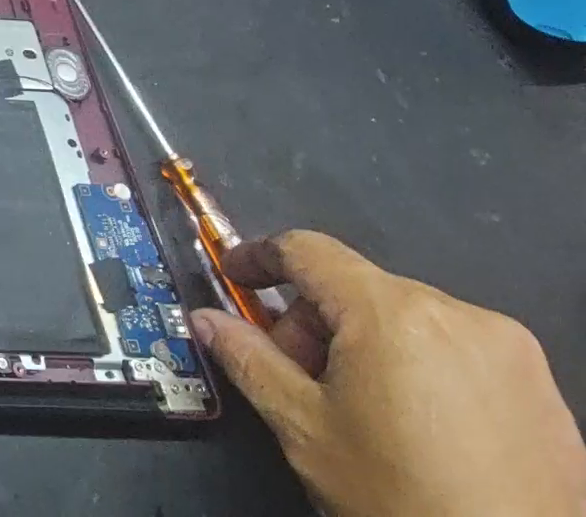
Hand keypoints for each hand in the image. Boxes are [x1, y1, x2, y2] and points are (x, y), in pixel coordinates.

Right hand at [193, 231, 585, 516]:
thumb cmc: (401, 493)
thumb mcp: (302, 425)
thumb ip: (247, 358)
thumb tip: (206, 319)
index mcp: (392, 314)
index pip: (307, 251)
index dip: (258, 256)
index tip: (231, 276)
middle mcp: (458, 315)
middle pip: (353, 287)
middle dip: (309, 321)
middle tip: (293, 374)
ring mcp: (507, 349)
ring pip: (400, 315)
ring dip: (357, 341)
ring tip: (351, 405)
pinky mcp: (538, 383)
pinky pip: (448, 345)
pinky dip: (408, 361)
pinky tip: (405, 419)